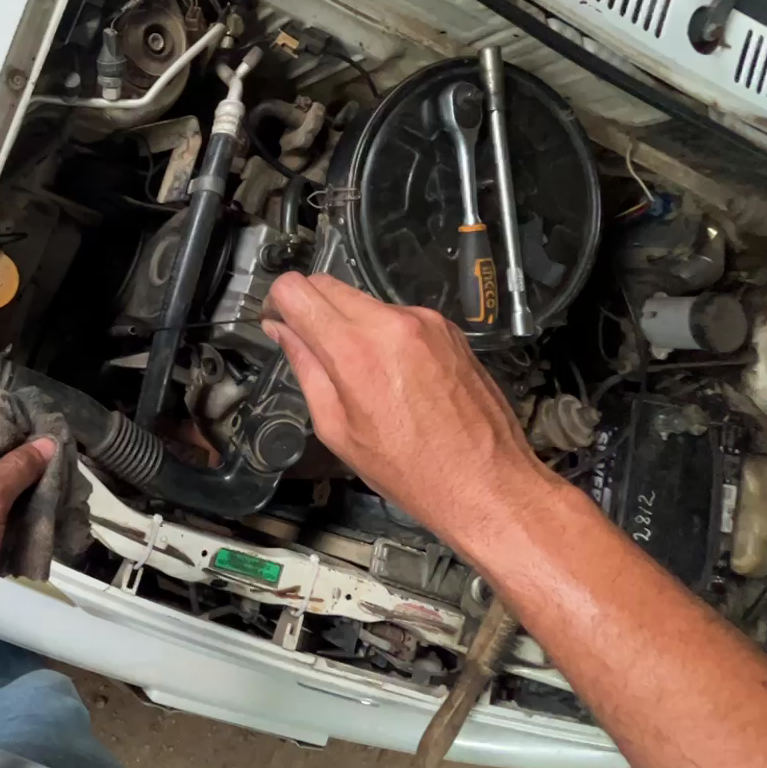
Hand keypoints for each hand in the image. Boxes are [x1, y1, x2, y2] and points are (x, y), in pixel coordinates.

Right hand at [261, 273, 556, 550]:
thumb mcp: (336, 428)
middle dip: (306, 306)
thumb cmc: (409, 470)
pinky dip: (379, 331)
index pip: (295, 290)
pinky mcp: (446, 327)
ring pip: (359, 298)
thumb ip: (305, 368)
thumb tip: (282, 330)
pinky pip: (394, 314)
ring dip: (344, 319)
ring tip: (355, 367)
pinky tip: (390, 370)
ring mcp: (422, 320)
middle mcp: (389, 322)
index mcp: (354, 349)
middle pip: (324, 283)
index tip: (277, 324)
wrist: (490, 484)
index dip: (276, 303)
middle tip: (306, 342)